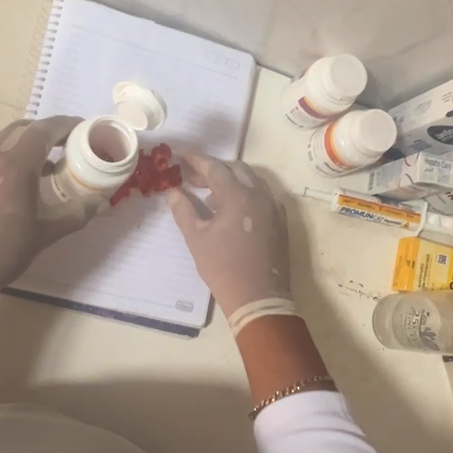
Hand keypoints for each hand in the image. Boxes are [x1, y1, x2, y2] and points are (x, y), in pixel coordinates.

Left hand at [0, 116, 90, 339]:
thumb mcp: (42, 237)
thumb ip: (73, 216)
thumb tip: (102, 204)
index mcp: (14, 165)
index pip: (44, 130)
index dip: (65, 125)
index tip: (82, 128)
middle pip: (20, 130)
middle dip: (44, 132)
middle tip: (64, 146)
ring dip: (22, 147)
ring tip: (40, 169)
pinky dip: (2, 162)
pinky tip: (8, 188)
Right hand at [165, 153, 294, 331]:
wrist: (259, 297)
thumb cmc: (223, 268)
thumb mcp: (197, 238)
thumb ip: (184, 210)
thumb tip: (172, 192)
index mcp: (238, 196)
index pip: (215, 167)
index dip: (196, 160)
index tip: (181, 156)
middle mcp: (260, 195)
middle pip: (236, 168)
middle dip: (213, 169)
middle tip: (192, 177)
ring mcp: (273, 207)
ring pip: (252, 180)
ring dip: (230, 179)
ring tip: (209, 192)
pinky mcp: (280, 220)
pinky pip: (262, 195)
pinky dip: (245, 192)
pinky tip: (231, 207)